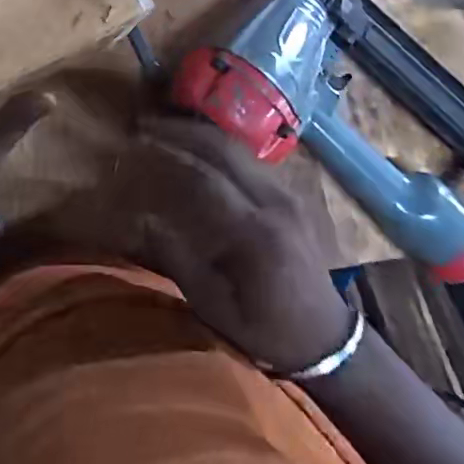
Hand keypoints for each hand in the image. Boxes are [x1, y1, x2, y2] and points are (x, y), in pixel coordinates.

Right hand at [115, 115, 355, 373]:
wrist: (327, 338)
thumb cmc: (266, 330)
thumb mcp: (214, 306)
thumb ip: (177, 259)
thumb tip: (142, 219)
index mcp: (256, 234)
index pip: (204, 179)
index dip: (167, 156)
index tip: (136, 144)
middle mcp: (274, 202)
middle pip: (223, 148)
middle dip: (180, 130)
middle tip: (145, 125)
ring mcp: (286, 193)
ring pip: (237, 146)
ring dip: (198, 132)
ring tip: (164, 127)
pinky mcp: (289, 193)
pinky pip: (248, 158)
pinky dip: (216, 145)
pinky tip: (194, 144)